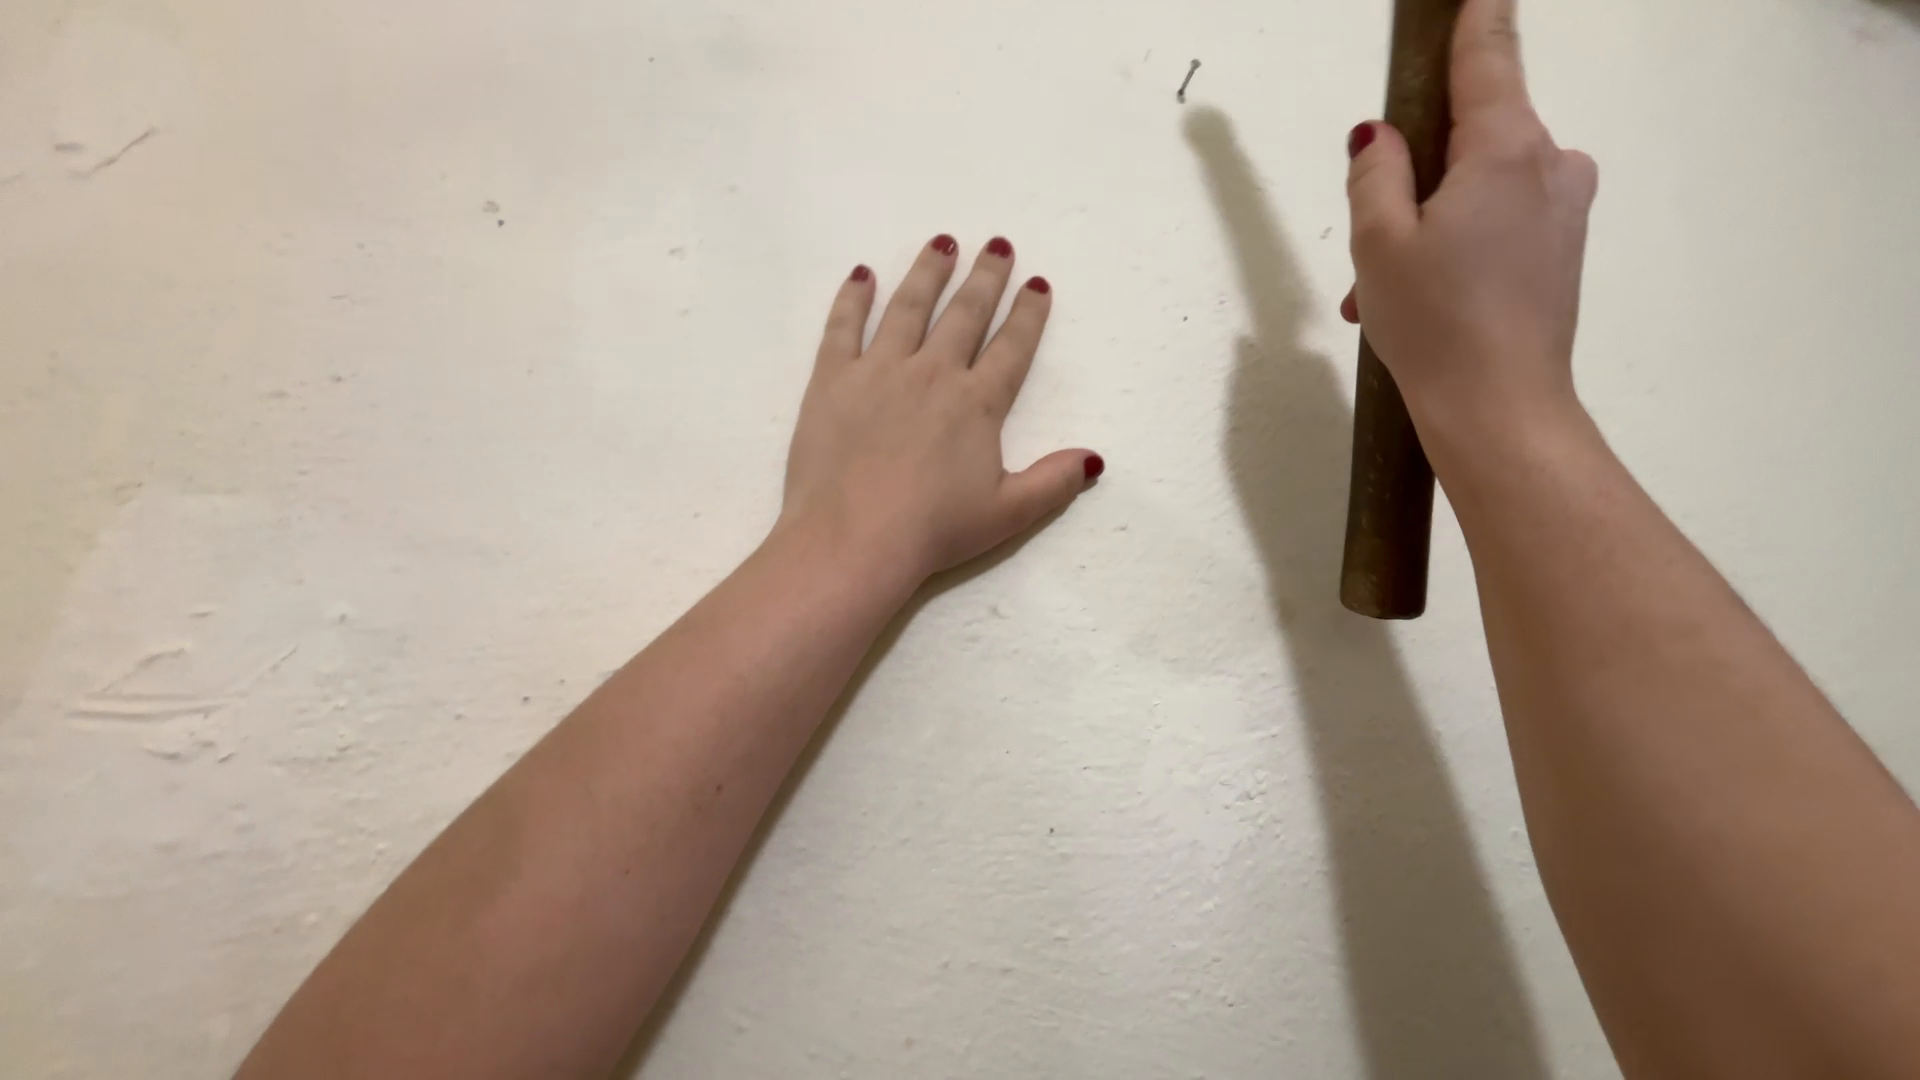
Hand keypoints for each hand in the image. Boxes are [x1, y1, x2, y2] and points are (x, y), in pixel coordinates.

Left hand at [777, 235, 1100, 586]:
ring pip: (908, 307)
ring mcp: (878, 371)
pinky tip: (862, 274)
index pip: (1011, 348)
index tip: (1038, 284)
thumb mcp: (1007, 514)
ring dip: (928, 272)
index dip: (1028, 315)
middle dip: (986, 278)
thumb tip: (1094, 459)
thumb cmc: (933, 531)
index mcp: (976, 404)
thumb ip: (1053, 482)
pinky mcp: (831, 380)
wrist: (853, 539)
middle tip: (998, 245)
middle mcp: (932, 373)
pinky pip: (843, 326)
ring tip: (942, 243)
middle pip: (965, 314)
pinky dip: (853, 297)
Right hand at [1341, 0, 1598, 442]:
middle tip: (1368, 254)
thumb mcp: (1378, 245)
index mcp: (1506, 150)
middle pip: (1473, 140)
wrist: (1499, 406)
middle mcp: (1551, 164)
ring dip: (1426, 231)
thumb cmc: (1433, 321)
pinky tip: (1422, 305)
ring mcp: (1566, 209)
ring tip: (1384, 297)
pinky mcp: (1564, 250)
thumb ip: (1375, 176)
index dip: (1477, 19)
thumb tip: (1380, 138)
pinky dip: (1454, 252)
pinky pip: (1500, 227)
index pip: (1488, 60)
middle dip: (1413, 185)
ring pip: (1479, 193)